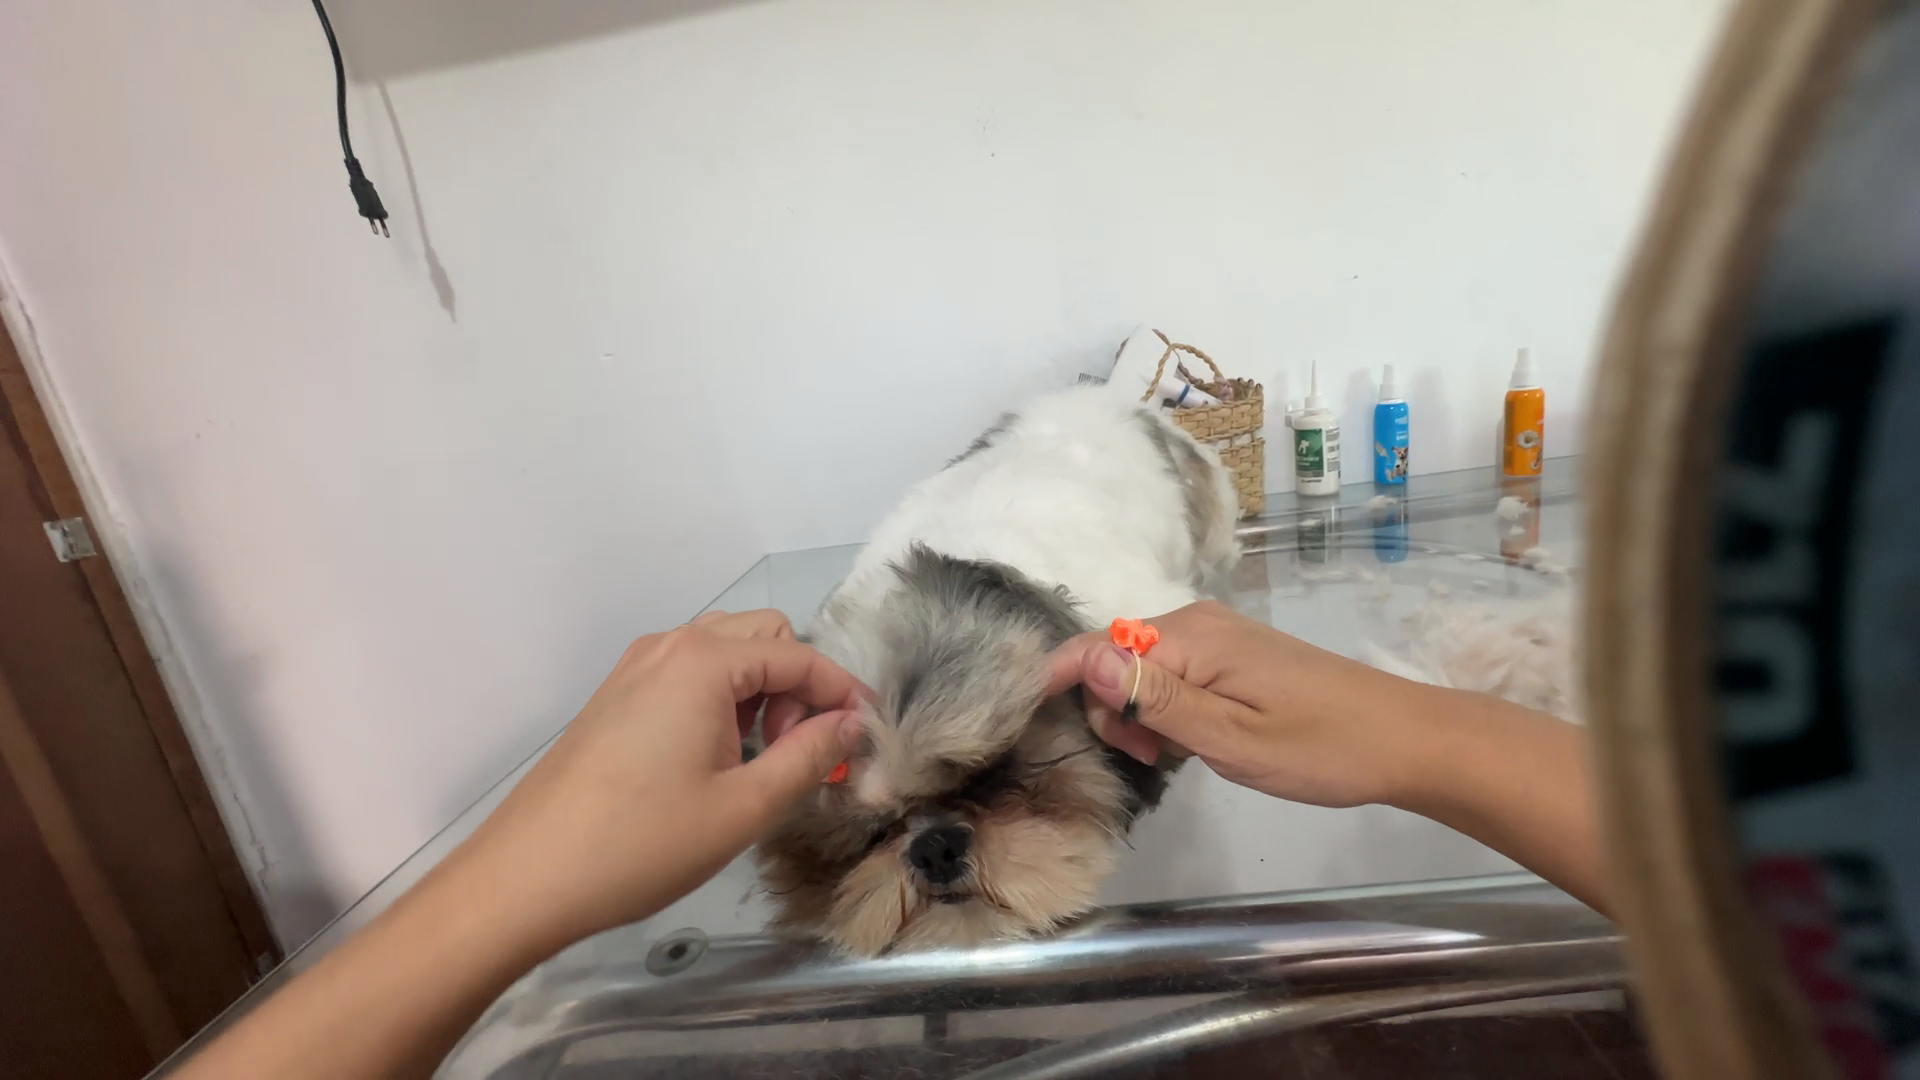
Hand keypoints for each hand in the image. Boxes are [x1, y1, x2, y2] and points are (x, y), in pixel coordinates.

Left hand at [458, 610, 868, 948]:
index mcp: (705, 661)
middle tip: (794, 749)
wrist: (520, 882)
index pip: (799, 656)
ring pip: (728, 650)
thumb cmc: (641, 844)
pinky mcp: (619, 692)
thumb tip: (852, 723)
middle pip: (765, 637)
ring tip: (757, 755)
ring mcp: (639, 666)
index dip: (842, 691)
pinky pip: (693, 671)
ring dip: (762, 689)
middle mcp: (672, 646)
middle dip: (798, 685)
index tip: (867, 732)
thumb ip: (810, 755)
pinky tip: (715, 754)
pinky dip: (724, 696)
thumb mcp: (744, 806)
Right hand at [1046, 601, 1419, 807]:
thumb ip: (1155, 699)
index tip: (1034, 719)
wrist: (1404, 738)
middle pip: (1114, 656)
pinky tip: (1191, 736)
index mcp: (1189, 636)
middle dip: (1112, 707)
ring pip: (1141, 667)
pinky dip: (1165, 706)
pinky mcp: (1230, 651)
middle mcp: (1195, 622)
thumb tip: (1086, 658)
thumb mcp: (1230, 738)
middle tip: (1148, 758)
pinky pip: (1171, 672)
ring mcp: (1214, 634)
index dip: (1060, 676)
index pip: (1097, 644)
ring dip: (1138, 711)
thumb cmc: (1318, 746)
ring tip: (1173, 755)